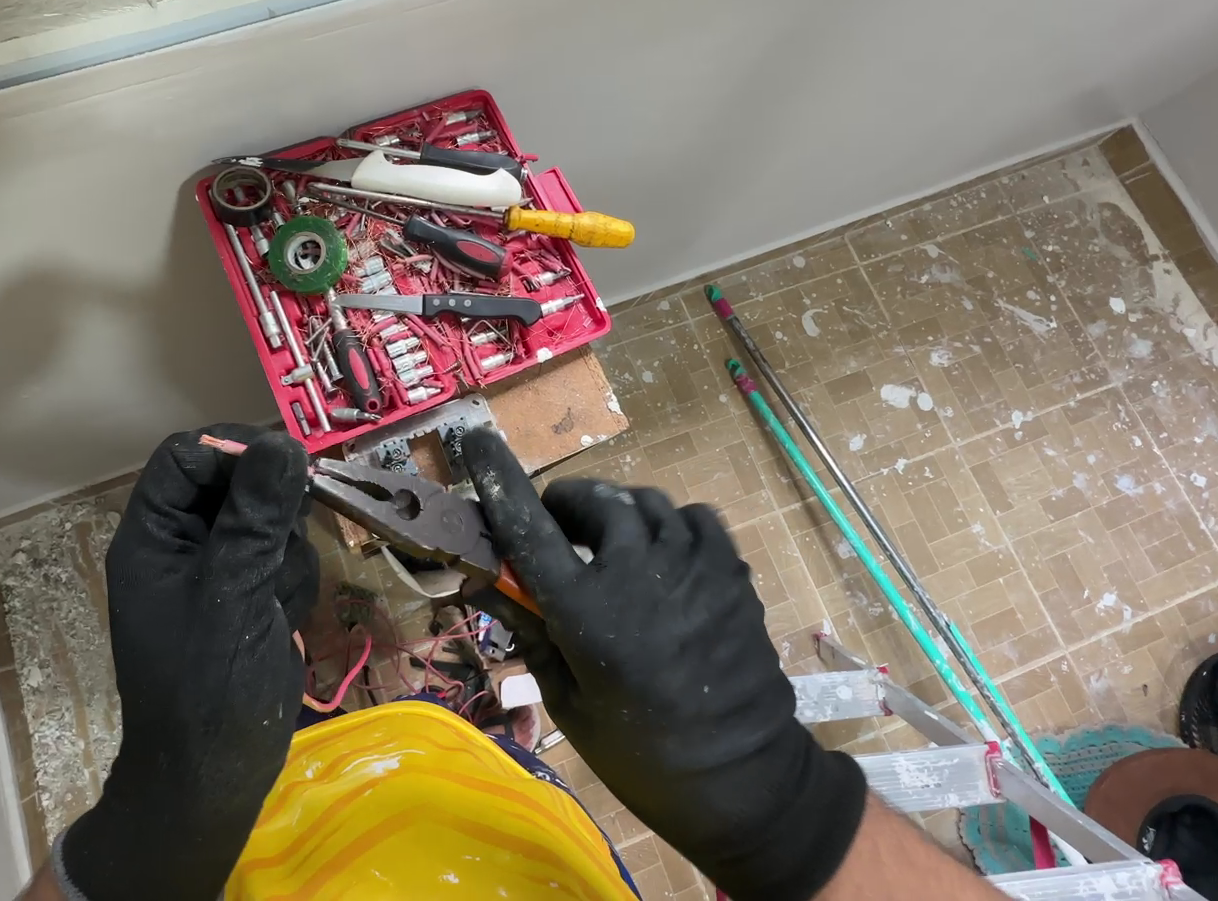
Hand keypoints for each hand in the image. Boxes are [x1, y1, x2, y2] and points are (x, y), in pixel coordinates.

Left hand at [51, 425, 318, 900]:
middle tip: (284, 541)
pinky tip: (282, 617)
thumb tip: (283, 444)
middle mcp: (185, 541)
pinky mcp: (252, 589)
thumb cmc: (206, 685)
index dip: (231, 450)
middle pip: (237, 479)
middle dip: (271, 509)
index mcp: (155, 534)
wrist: (216, 773)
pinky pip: (284, 553)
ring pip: (270, 516)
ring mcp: (221, 566)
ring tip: (275, 598)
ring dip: (285, 550)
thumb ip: (255, 517)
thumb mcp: (230, 593)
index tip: (281, 467)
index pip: (187, 457)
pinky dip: (292, 579)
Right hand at [462, 427, 865, 900]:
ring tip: (612, 550)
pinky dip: (666, 524)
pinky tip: (661, 557)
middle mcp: (639, 572)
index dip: (497, 477)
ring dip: (614, 516)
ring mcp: (692, 564)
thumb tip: (478, 581)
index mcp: (587, 611)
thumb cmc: (638, 752)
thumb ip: (525, 628)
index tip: (476, 438)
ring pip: (641, 502)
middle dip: (565, 509)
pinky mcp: (730, 568)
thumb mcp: (565, 697)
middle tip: (560, 536)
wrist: (742, 779)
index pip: (528, 526)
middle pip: (591, 501)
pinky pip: (690, 515)